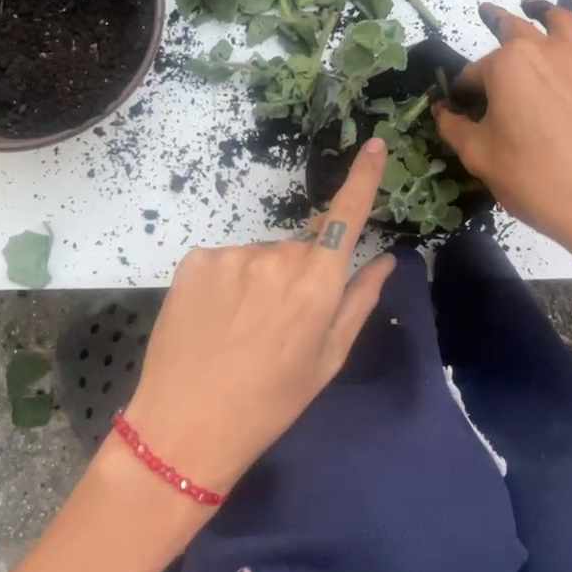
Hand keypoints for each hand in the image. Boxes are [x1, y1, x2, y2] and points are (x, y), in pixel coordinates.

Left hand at [119, 138, 397, 493]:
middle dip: (297, 275)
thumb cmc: (271, 402)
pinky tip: (213, 319)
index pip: (347, 216)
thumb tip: (386, 260)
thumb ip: (359, 302)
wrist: (185, 428)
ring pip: (260, 256)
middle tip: (276, 324)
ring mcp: (232, 254)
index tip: (374, 144)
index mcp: (317, 284)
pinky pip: (225, 261)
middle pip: (299, 248)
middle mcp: (278, 257)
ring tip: (238, 328)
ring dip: (257, 281)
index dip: (363, 177)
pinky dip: (224, 283)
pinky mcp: (196, 259)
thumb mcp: (327, 360)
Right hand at [433, 2, 571, 292]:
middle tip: (486, 11)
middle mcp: (546, 50)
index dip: (462, 91)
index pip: (473, 73)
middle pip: (515, 27)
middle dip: (496, 20)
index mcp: (507, 65)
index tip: (459, 108)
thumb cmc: (535, 179)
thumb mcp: (480, 157)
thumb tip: (442, 111)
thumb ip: (454, 128)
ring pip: (562, 23)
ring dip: (544, 12)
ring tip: (535, 8)